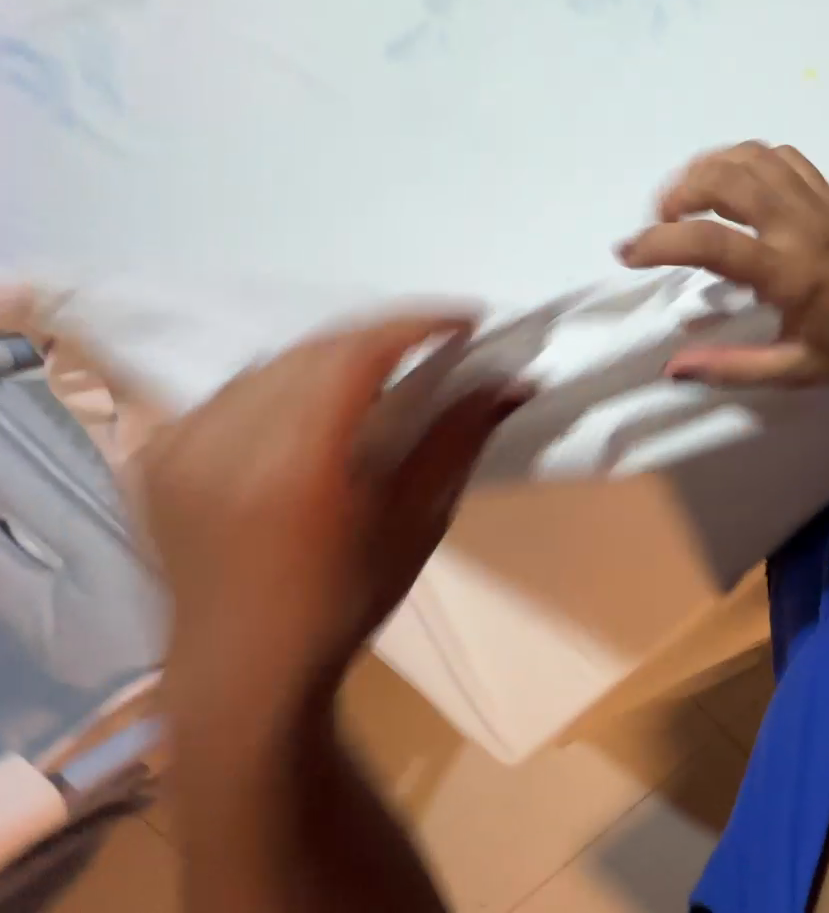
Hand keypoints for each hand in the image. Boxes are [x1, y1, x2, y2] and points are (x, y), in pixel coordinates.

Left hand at [136, 315, 525, 703]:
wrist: (245, 661)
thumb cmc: (351, 595)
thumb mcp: (421, 517)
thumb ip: (461, 438)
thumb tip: (515, 382)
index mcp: (296, 466)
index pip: (354, 356)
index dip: (415, 326)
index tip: (466, 322)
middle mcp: (224, 444)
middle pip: (314, 350)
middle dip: (384, 336)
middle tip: (438, 344)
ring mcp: (179, 447)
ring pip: (273, 363)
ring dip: (337, 354)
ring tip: (387, 368)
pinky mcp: (157, 455)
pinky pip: (234, 389)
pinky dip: (287, 379)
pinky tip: (317, 401)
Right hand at [617, 142, 828, 386]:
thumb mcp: (795, 370)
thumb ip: (732, 369)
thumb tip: (673, 369)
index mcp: (790, 274)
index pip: (711, 242)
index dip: (660, 242)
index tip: (629, 253)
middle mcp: (801, 227)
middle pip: (725, 178)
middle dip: (678, 192)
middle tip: (661, 221)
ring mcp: (818, 204)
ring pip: (750, 157)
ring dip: (708, 168)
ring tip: (689, 199)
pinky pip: (781, 157)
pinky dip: (746, 160)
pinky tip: (735, 186)